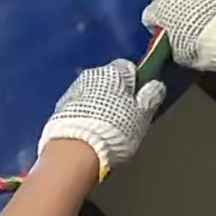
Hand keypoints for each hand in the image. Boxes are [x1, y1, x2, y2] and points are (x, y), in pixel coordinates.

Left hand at [39, 59, 167, 177]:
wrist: (76, 148)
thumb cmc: (115, 128)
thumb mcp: (142, 114)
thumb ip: (150, 97)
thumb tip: (155, 85)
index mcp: (111, 72)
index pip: (128, 67)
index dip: (137, 83)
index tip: (141, 101)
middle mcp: (89, 75)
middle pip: (109, 81)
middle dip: (117, 95)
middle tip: (126, 117)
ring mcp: (72, 90)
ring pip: (93, 93)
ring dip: (100, 105)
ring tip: (107, 128)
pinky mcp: (60, 106)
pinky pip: (80, 106)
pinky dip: (86, 114)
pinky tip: (91, 131)